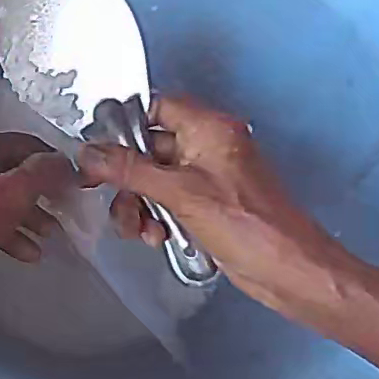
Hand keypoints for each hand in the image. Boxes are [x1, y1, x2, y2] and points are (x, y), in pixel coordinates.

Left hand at [0, 128, 76, 310]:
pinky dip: (7, 228)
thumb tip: (65, 161)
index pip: (31, 145)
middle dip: (42, 195)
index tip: (77, 188)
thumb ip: (43, 174)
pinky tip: (26, 251)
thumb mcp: (12, 195)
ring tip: (48, 236)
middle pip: (17, 170)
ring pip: (3, 194)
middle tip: (64, 215)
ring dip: (28, 215)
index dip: (56, 167)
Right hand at [78, 95, 353, 313]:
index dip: (125, 124)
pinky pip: (164, 201)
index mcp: (209, 129)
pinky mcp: (203, 204)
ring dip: (136, 203)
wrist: (288, 271)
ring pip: (151, 179)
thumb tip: (90, 154)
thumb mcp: (178, 192)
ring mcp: (205, 177)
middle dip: (126, 177)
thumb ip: (129, 170)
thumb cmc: (247, 225)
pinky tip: (155, 235)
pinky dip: (152, 216)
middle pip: (148, 148)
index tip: (99, 148)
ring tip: (138, 227)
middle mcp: (207, 147)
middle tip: (103, 192)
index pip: (156, 107)